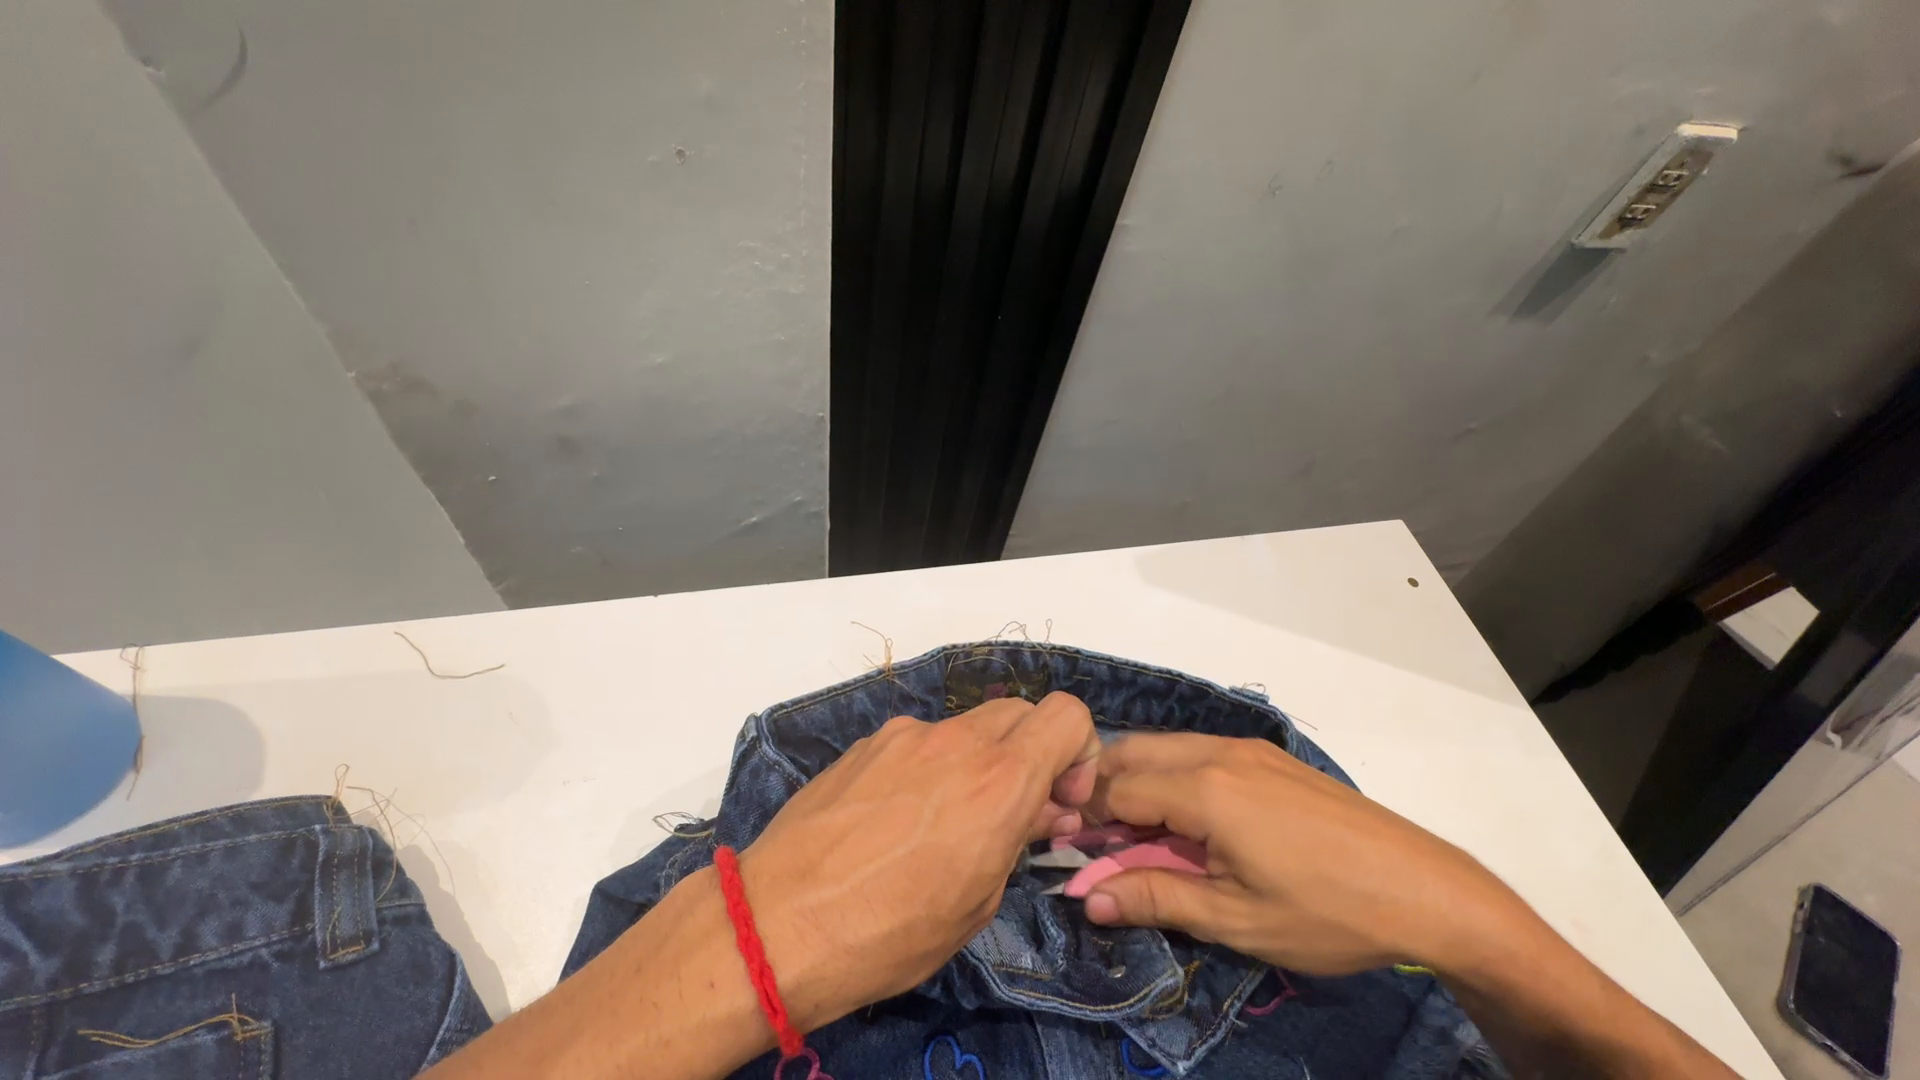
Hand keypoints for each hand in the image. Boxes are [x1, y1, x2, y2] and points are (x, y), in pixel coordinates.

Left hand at [740, 691, 1100, 1030]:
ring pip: (965, 728)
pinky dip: (927, 767)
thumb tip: (1045, 809)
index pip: (1067, 716)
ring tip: (942, 823)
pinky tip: (895, 819)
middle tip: (1009, 811)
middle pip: (1019, 713)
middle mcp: (956, 741)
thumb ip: (1019, 838)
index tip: (1056, 800)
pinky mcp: (863, 745)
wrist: (778, 923)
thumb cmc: (891, 932)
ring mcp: (903, 736)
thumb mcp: (977, 901)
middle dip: (1029, 754)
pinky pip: (916, 743)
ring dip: (975, 761)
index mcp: (998, 780)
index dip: (1077, 752)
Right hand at [1082, 733, 1516, 975]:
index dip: (1086, 818)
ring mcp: (1249, 750)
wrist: (1427, 890)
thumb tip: (1088, 898)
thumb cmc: (1327, 912)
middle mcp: (1219, 753)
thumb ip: (1156, 898)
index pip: (1116, 788)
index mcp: (1204, 789)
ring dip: (1137, 779)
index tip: (1072, 848)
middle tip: (1095, 837)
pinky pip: (1199, 752)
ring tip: (1137, 832)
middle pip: (1133, 753)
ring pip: (1166, 748)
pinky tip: (1185, 817)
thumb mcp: (1235, 919)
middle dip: (1102, 788)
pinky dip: (1172, 774)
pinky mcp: (1271, 758)